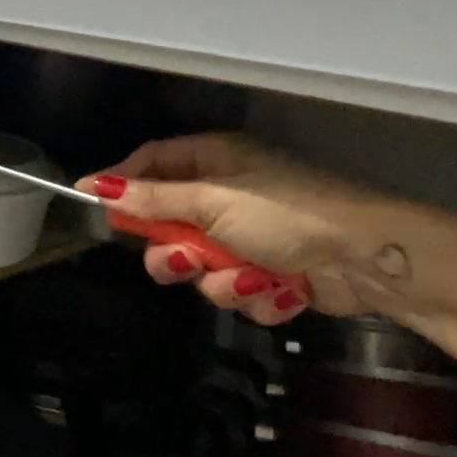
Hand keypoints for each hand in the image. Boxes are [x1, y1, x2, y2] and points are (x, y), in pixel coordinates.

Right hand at [77, 133, 417, 326]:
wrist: (367, 259)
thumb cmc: (287, 214)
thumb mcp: (212, 202)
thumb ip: (154, 200)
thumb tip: (99, 186)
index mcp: (216, 161)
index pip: (153, 164)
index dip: (121, 183)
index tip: (90, 203)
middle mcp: (228, 194)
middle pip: (170, 224)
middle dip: (174, 253)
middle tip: (179, 264)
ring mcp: (249, 236)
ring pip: (201, 267)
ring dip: (220, 280)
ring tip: (249, 280)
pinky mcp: (269, 273)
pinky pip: (235, 289)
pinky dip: (254, 295)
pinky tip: (280, 290)